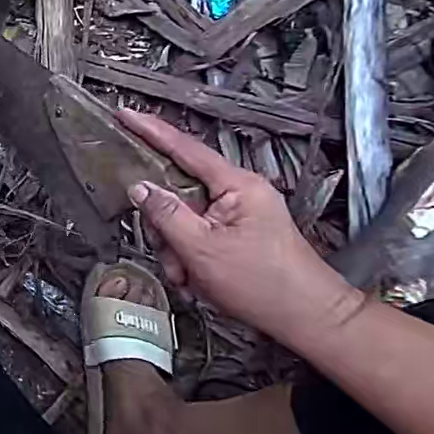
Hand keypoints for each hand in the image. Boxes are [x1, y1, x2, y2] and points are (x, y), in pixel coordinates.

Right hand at [117, 110, 368, 343]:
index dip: (150, 130)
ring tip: (187, 273)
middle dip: (163, 225)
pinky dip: (187, 255)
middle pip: (176, 189)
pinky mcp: (235, 231)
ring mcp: (237, 212)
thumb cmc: (263, 283)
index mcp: (236, 185)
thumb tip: (139, 187)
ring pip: (181, 216)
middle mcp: (238, 192)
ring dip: (175, 247)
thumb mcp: (201, 248)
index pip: (184, 148)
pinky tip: (194, 276)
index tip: (124, 114)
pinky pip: (195, 232)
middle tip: (168, 252)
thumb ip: (165, 214)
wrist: (309, 319)